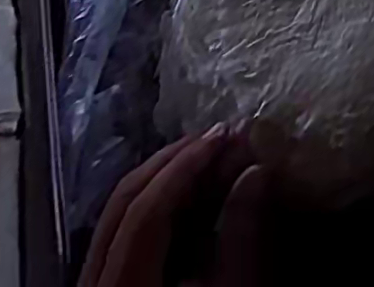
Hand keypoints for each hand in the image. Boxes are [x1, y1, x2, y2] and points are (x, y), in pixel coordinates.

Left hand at [79, 127, 269, 286]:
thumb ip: (244, 238)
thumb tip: (256, 170)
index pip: (146, 212)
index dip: (186, 166)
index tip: (226, 135)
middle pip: (123, 205)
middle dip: (173, 161)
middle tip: (219, 137)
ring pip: (117, 217)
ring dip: (164, 178)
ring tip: (209, 156)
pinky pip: (121, 237)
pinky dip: (157, 207)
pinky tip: (191, 197)